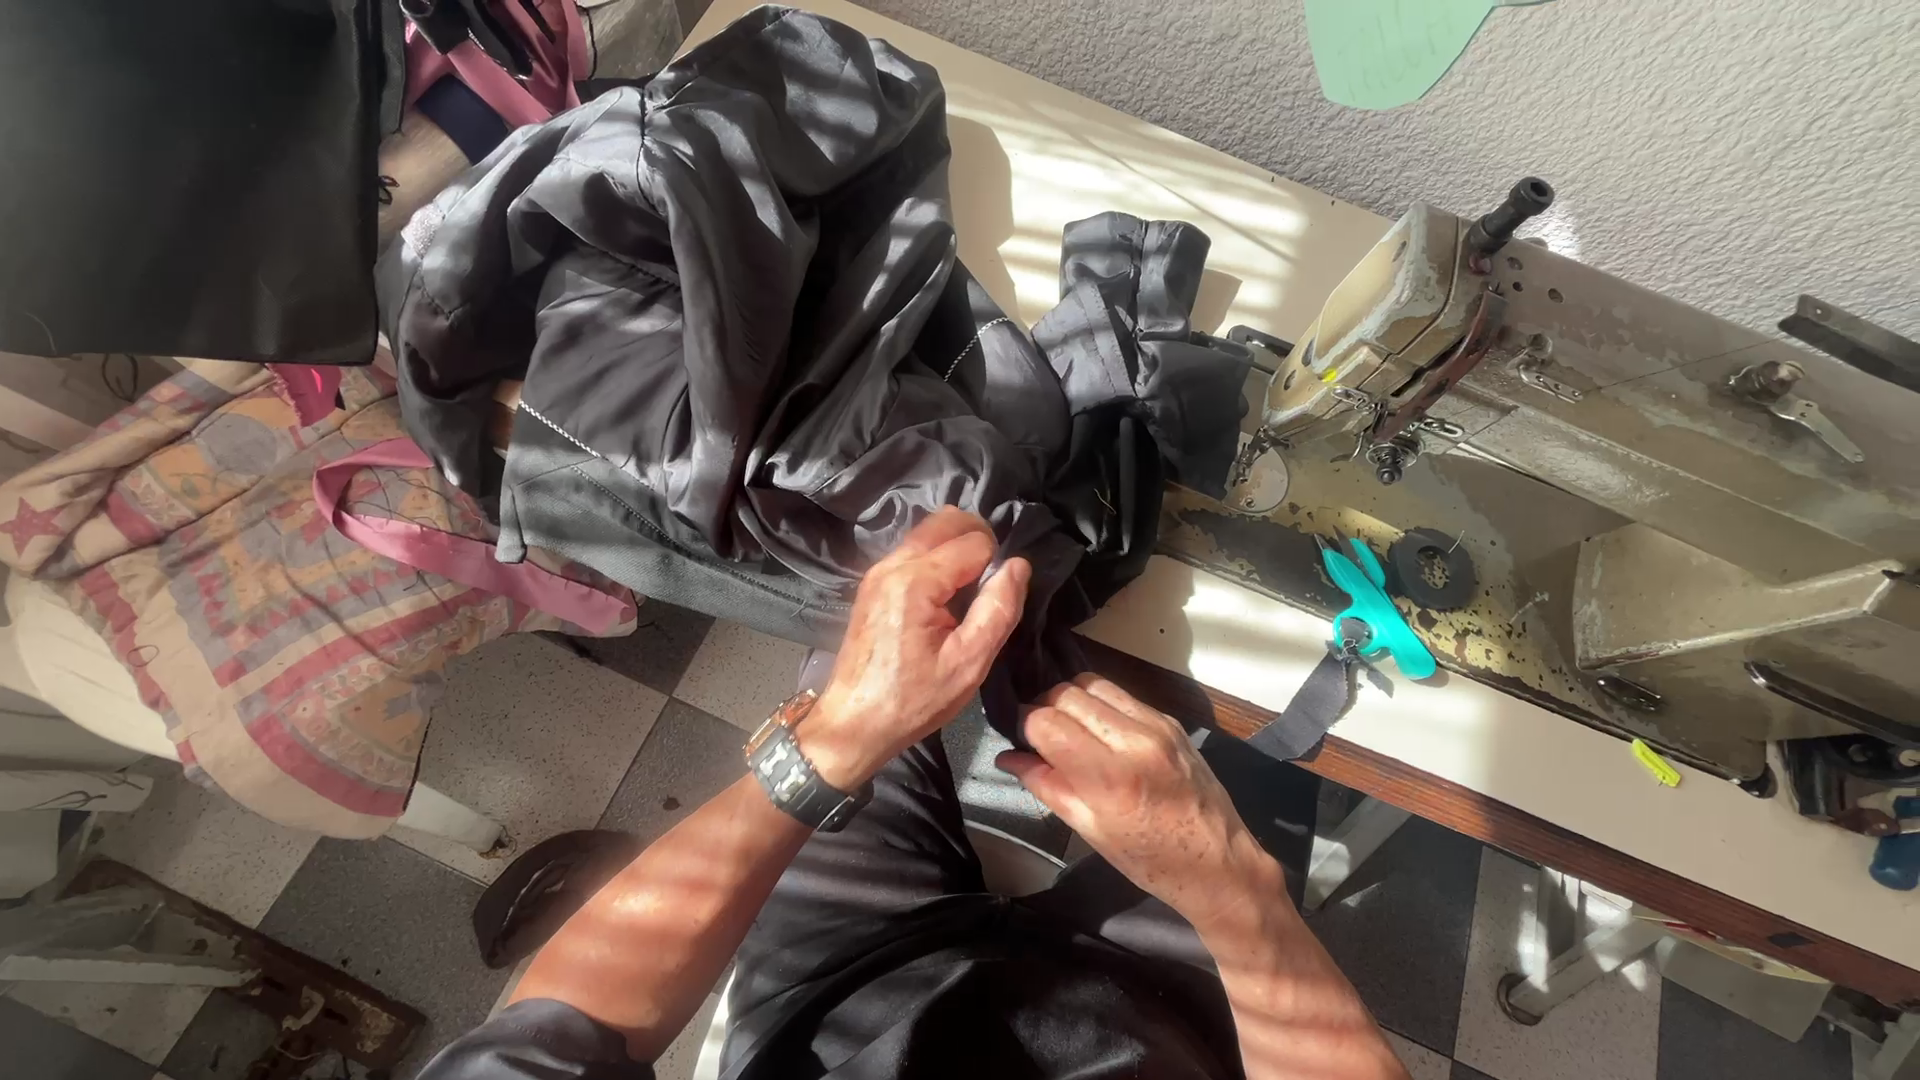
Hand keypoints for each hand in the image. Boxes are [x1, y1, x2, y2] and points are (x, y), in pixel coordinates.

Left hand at [798, 508, 1030, 789]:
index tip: (996, 601)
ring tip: (971, 590)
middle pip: (947, 519)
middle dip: (978, 539)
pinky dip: (938, 557)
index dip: (996, 565)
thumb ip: (998, 609)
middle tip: (990, 582)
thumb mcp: (969, 663)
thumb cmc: (913, 700)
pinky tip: (946, 596)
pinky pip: (914, 550)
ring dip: (957, 546)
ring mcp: (878, 571)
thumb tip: (1018, 565)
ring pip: (928, 530)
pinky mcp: (873, 583)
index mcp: (916, 581)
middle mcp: (892, 564)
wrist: (854, 723)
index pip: (975, 541)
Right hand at [997, 674, 1285, 938]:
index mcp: (1110, 776)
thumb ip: (1044, 784)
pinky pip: (1120, 695)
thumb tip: (1006, 757)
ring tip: (1069, 729)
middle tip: (1040, 735)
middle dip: (1044, 707)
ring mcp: (1156, 724)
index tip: (1022, 741)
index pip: (1046, 721)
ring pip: (1091, 683)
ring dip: (1070, 700)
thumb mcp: (1088, 830)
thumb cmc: (1150, 861)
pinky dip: (1099, 704)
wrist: (1221, 864)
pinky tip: (1098, 730)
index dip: (1025, 726)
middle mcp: (1134, 739)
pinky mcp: (1170, 720)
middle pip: (1066, 693)